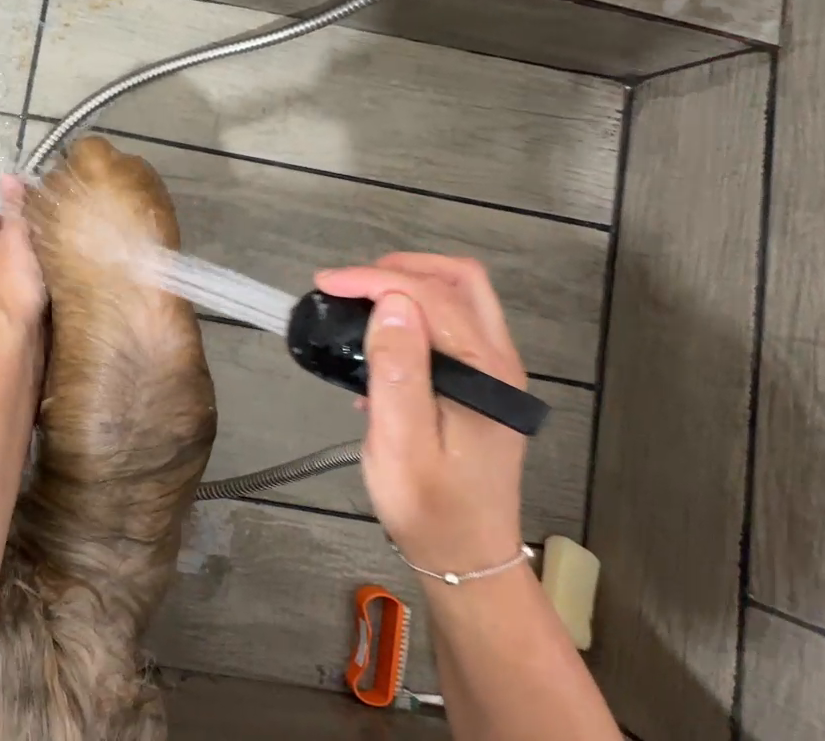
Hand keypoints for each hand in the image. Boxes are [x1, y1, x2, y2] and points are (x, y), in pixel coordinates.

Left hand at [0, 174, 46, 329]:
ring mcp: (5, 287)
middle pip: (5, 244)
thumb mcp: (14, 239)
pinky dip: (43, 276)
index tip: (29, 204)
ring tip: (61, 244)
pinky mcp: (21, 303)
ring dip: (34, 256)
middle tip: (51, 223)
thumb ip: (13, 211)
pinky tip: (62, 272)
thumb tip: (6, 176)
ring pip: (19, 263)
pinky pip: (32, 282)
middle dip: (23, 234)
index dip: (5, 212)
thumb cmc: (13, 282)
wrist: (18, 331)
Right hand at [315, 254, 528, 577]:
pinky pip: (453, 324)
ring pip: (461, 298)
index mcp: (484, 372)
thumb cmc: (428, 505)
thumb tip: (392, 302)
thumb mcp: (401, 443)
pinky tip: (381, 337)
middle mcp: (499, 362)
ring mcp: (494, 373)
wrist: (464, 557)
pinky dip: (417, 311)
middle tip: (350, 282)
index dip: (375, 279)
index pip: (431, 297)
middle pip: (461, 281)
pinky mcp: (481, 385)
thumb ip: (398, 370)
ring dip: (411, 285)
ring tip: (359, 300)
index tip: (326, 283)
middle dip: (402, 267)